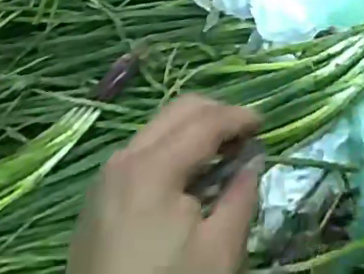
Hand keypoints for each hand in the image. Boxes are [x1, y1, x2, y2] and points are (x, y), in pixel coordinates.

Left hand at [66, 95, 261, 273]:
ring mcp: (105, 179)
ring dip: (193, 130)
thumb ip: (241, 197)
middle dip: (216, 114)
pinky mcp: (98, 201)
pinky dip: (171, 149)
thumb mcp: (219, 251)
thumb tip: (253, 161)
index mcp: (152, 166)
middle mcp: (124, 159)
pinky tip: (189, 176)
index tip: (265, 124)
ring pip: (158, 129)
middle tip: (245, 134)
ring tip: (222, 153)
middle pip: (178, 113)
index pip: (205, 122)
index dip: (239, 117)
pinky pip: (141, 153)